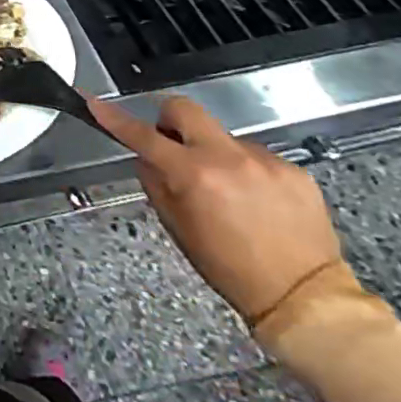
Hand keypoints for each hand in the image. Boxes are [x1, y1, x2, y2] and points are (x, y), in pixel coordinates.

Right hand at [92, 96, 342, 322]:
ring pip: (223, 138)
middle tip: (173, 147)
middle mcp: (229, 158)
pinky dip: (247, 172)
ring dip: (214, 155)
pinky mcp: (292, 169)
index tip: (97, 104)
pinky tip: (257, 203)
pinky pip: (256, 157)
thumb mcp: (180, 231)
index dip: (115, 119)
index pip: (144, 137)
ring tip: (228, 195)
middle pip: (185, 109)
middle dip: (170, 120)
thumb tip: (148, 159)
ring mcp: (264, 160)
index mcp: (195, 177)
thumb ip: (157, 186)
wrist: (303, 297)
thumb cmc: (231, 271)